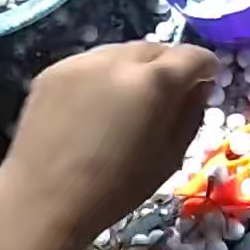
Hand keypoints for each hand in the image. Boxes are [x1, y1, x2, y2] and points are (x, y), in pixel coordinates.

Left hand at [0, 41, 219, 244]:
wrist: (43, 200)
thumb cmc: (114, 190)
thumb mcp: (168, 158)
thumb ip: (190, 115)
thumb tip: (198, 87)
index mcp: (153, 82)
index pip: (193, 57)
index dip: (206, 69)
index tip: (206, 82)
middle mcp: (117, 59)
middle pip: (156, 49)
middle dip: (168, 67)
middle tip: (167, 96)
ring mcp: (81, 62)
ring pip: (121, 54)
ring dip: (134, 70)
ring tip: (128, 104)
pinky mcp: (52, 71)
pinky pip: (90, 65)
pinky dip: (102, 79)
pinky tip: (95, 110)